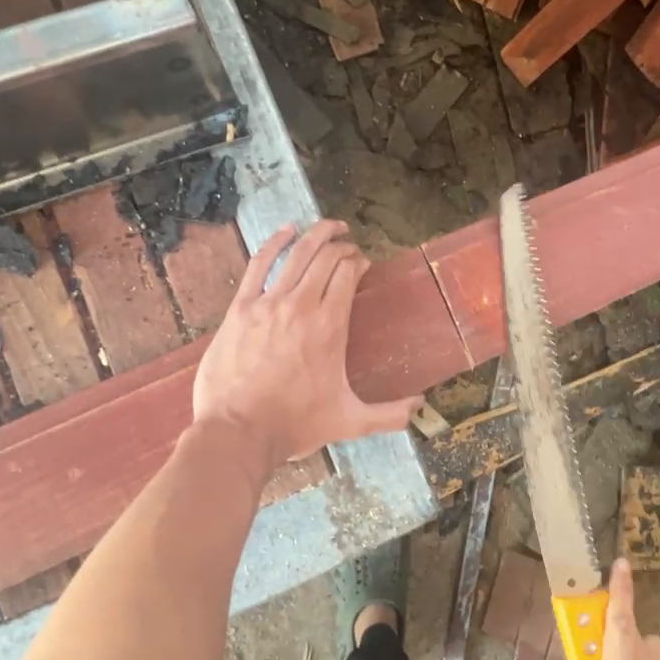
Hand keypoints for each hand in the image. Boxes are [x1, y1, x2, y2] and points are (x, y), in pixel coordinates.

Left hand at [192, 221, 420, 476]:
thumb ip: (389, 414)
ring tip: (330, 226)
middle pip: (325, 258)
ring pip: (296, 254)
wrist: (238, 433)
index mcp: (330, 326)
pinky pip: (259, 265)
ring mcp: (268, 304)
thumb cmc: (295, 425)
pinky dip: (275, 243)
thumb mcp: (350, 421)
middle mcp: (301, 306)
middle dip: (342, 246)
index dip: (358, 261)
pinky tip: (287, 231)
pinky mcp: (240, 309)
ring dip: (316, 235)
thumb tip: (420, 407)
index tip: (363, 264)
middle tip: (349, 248)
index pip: (348, 273)